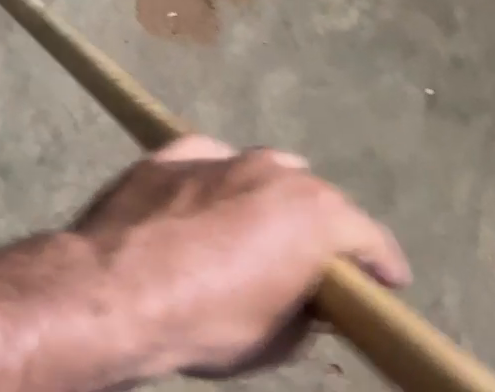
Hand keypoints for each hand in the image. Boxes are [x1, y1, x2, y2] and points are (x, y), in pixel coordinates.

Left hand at [71, 135, 411, 378]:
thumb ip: (305, 308)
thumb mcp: (280, 337)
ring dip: (265, 191)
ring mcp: (207, 159)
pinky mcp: (158, 158)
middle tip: (313, 255)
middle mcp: (263, 172)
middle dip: (318, 222)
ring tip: (260, 221)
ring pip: (255, 166)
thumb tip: (303, 297)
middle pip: (308, 192)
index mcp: (311, 213)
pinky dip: (211, 173)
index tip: (382, 282)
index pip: (366, 235)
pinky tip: (208, 190)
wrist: (112, 288)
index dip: (378, 262)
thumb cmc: (205, 321)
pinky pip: (199, 156)